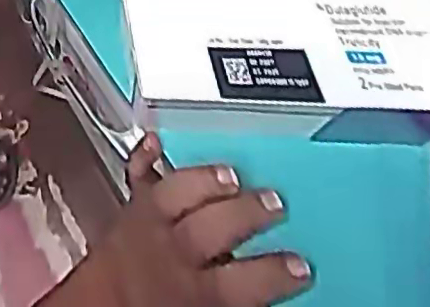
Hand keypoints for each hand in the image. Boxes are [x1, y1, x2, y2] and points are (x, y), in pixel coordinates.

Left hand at [39, 133, 309, 306]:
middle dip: (245, 212)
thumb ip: (233, 295)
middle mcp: (171, 253)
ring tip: (231, 172)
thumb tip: (266, 295)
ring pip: (177, 194)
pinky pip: (134, 177)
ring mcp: (147, 225)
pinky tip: (154, 139)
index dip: (274, 273)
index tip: (300, 265)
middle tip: (275, 201)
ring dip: (203, 180)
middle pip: (213, 227)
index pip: (244, 283)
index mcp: (196, 292)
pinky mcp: (129, 208)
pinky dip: (143, 155)